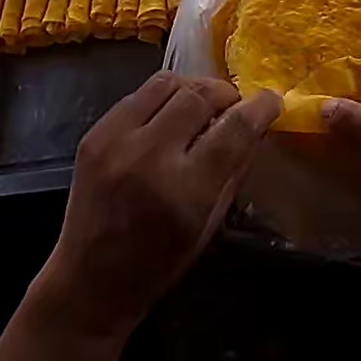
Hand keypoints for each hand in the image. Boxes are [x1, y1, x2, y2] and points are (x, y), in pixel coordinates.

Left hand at [36, 72, 280, 337]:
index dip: (259, 108)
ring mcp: (116, 139)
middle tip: (235, 103)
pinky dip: (161, 97)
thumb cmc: (157, 264)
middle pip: (199, 96)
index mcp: (186, 190)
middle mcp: (150, 155)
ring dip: (193, 87)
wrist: (89, 277)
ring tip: (203, 101)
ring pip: (166, 83)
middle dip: (226, 93)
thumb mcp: (208, 225)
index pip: (234, 129)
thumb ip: (232, 172)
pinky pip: (136, 95)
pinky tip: (169, 112)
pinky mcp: (94, 133)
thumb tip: (253, 128)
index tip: (271, 100)